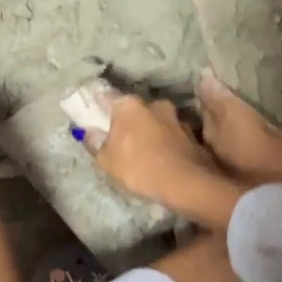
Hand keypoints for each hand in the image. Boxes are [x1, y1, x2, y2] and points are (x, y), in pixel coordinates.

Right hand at [92, 96, 244, 229]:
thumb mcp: (107, 161)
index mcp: (129, 105)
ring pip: (157, 121)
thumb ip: (95, 143)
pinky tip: (162, 157)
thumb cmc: (138, 167)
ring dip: (150, 131)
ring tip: (144, 149)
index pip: (108, 98)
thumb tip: (89, 131)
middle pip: (136, 109)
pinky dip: (165, 143)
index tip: (95, 113)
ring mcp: (176, 119)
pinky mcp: (192, 136)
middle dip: (129, 119)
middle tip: (122, 136)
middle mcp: (154, 104)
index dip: (100, 106)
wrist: (185, 183)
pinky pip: (171, 136)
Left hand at [199, 70, 281, 192]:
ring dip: (208, 118)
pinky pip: (209, 147)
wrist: (263, 218)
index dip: (210, 82)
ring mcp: (212, 154)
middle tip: (210, 86)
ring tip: (216, 109)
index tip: (207, 72)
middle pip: (207, 108)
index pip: (214, 92)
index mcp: (233, 118)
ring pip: (205, 128)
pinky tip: (221, 141)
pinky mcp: (213, 173)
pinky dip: (214, 140)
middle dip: (207, 97)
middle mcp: (216, 132)